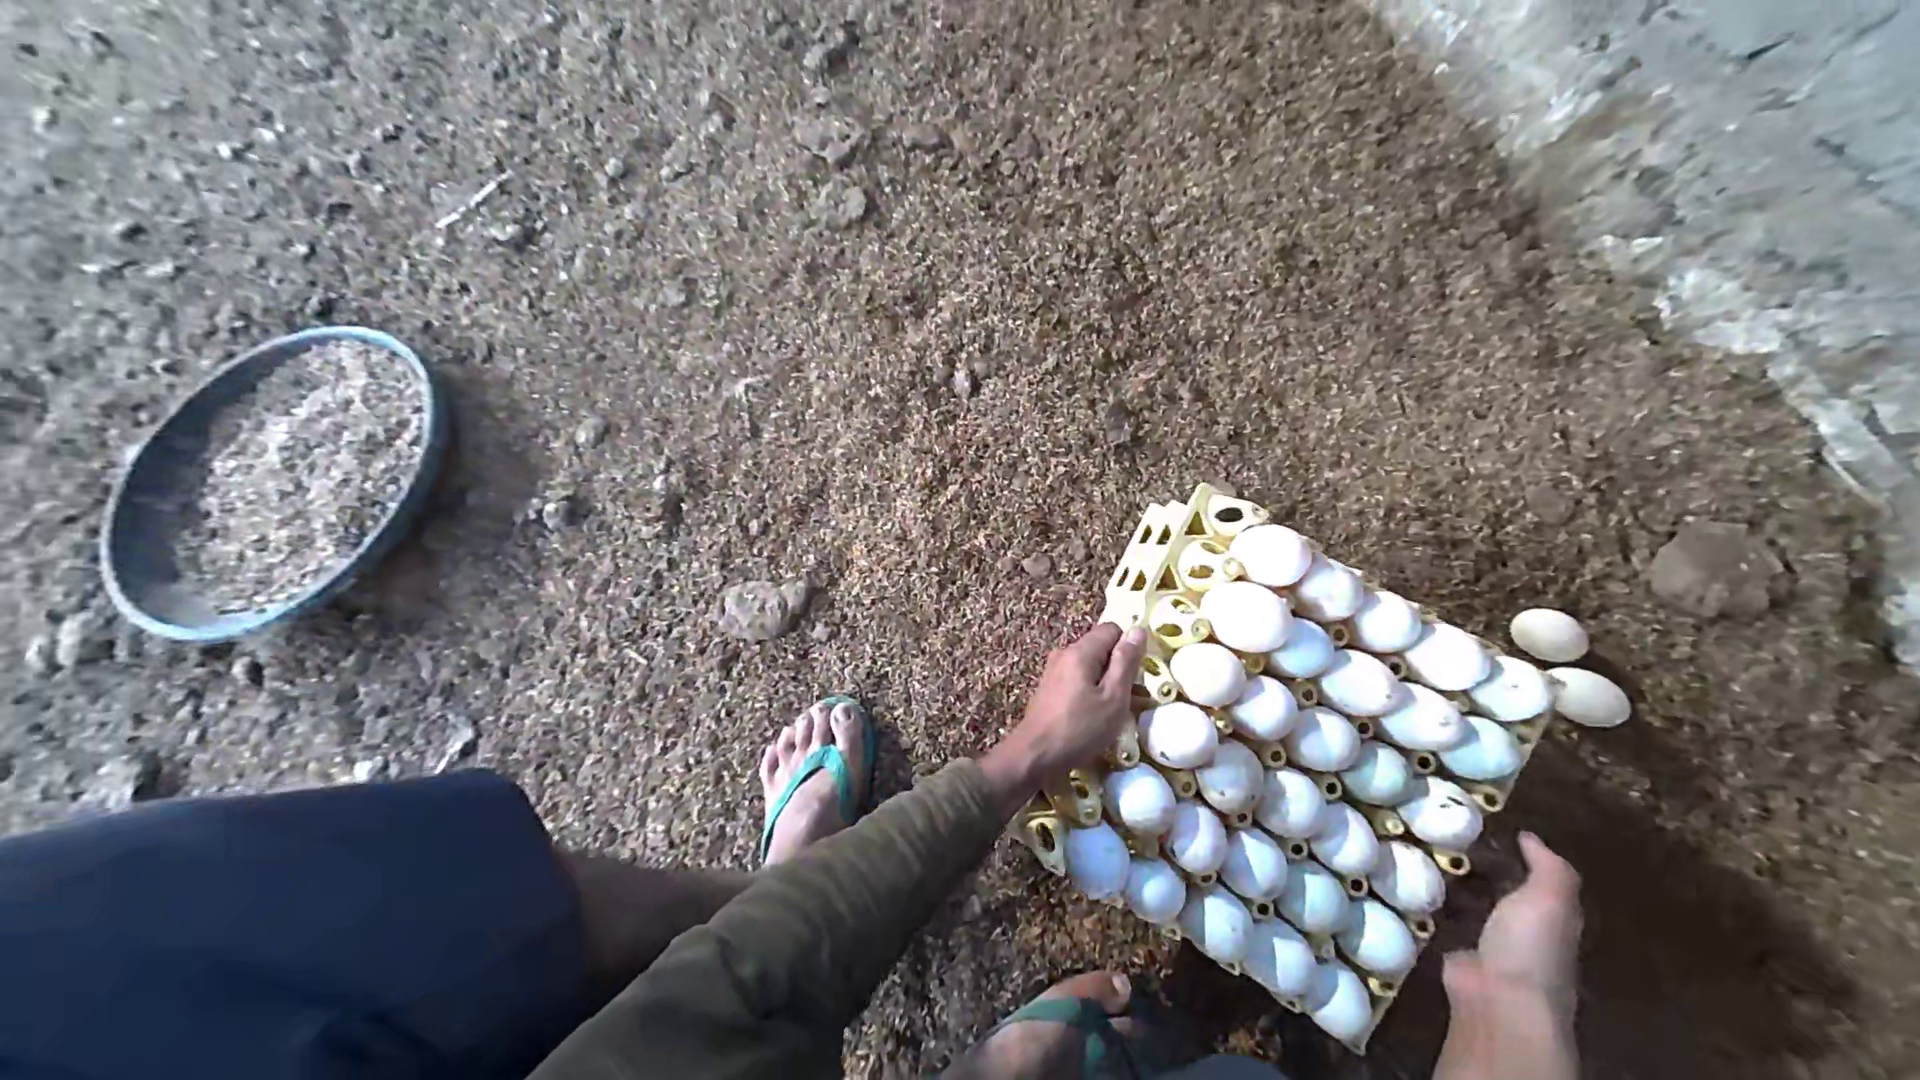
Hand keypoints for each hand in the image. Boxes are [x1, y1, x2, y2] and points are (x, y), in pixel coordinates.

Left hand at [979, 622, 1146, 816]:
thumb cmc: (1080, 728)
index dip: (1128, 647)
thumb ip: (1126, 663)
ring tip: (1113, 710)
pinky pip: (1076, 679)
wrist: (1035, 755)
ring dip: (1104, 682)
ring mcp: (1053, 671)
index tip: (1137, 674)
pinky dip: (1089, 691)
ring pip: (1088, 665)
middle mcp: (1063, 654)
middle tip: (1129, 696)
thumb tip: (1138, 630)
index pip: (1111, 629)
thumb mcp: (1113, 697)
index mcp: (1079, 651)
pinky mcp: (1048, 689)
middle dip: (1117, 666)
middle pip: (1099, 647)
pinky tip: (1093, 715)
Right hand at [1435, 831, 1582, 1079]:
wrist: (1498, 998)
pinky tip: (1405, 879)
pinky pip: (1439, 917)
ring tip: (1412, 847)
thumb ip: (1548, 868)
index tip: (1474, 824)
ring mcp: (1484, 942)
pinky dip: (1425, 901)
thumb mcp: (1551, 900)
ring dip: (1443, 880)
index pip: (1529, 879)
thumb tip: (1529, 836)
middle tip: (1435, 831)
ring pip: (1464, 901)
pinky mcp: (1452, 949)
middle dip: (1470, 865)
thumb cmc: (1530, 947)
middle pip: (1494, 889)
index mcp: (1548, 919)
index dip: (1508, 854)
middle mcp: (1519, 931)